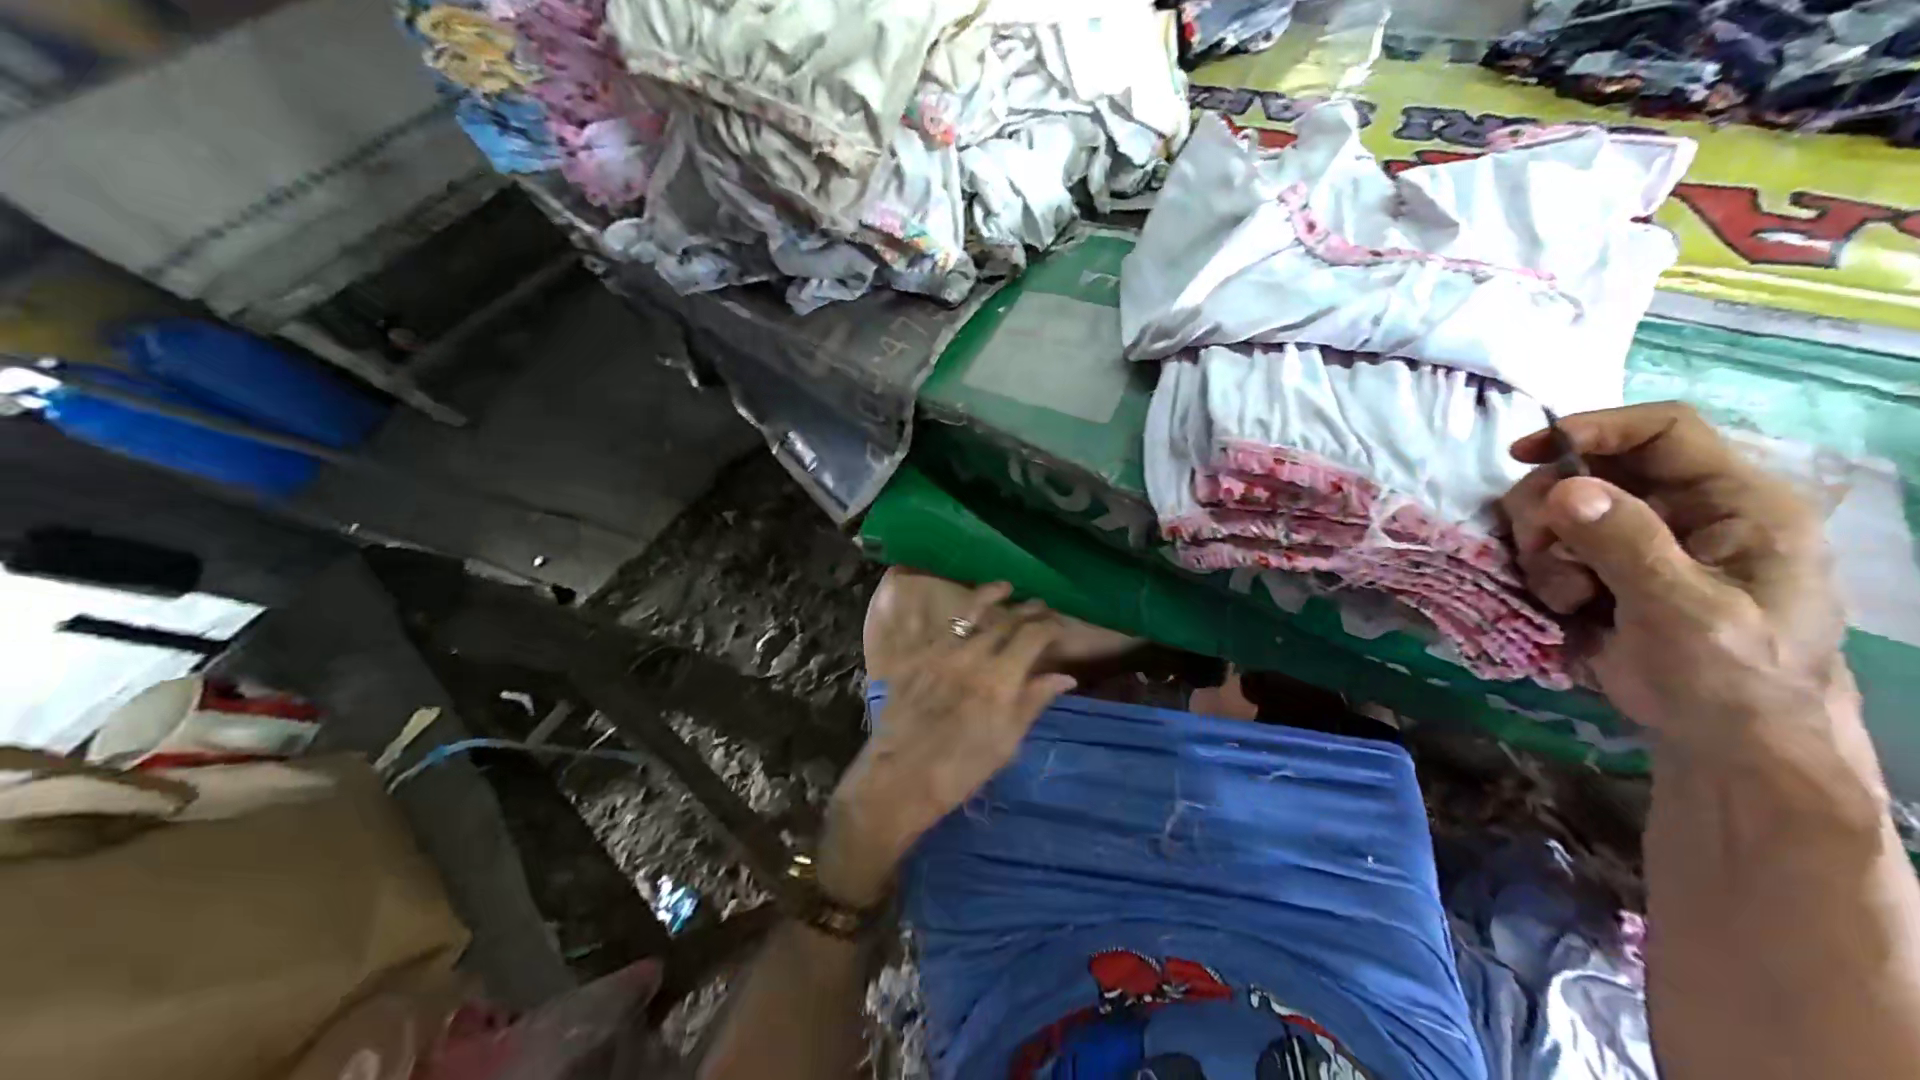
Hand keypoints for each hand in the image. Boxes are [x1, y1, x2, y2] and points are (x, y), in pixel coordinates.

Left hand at [818, 583, 1075, 904]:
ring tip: (1007, 588)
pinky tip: (966, 612)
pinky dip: (959, 614)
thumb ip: (1033, 702)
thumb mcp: (1006, 743)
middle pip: (1006, 621)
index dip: (1050, 626)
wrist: (900, 780)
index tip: (1058, 625)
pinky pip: (941, 626)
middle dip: (1028, 611)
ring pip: (972, 613)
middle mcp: (971, 657)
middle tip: (1041, 607)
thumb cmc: (960, 771)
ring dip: (993, 598)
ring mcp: (939, 653)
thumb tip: (1064, 676)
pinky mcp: (915, 657)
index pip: (1033, 636)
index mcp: (999, 680)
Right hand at [1501, 403, 1850, 754]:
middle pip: (1590, 469)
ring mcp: (1642, 540)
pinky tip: (1563, 604)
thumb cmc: (1733, 676)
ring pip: (1558, 509)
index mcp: (1737, 503)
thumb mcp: (1686, 610)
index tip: (1526, 454)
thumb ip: (1627, 544)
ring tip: (1563, 595)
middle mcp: (1687, 509)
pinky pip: (1550, 545)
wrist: (1727, 741)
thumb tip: (1563, 488)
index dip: (1595, 429)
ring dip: (1542, 548)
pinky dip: (1542, 571)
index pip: (1663, 431)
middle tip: (1540, 552)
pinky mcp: (1606, 568)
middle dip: (1550, 508)